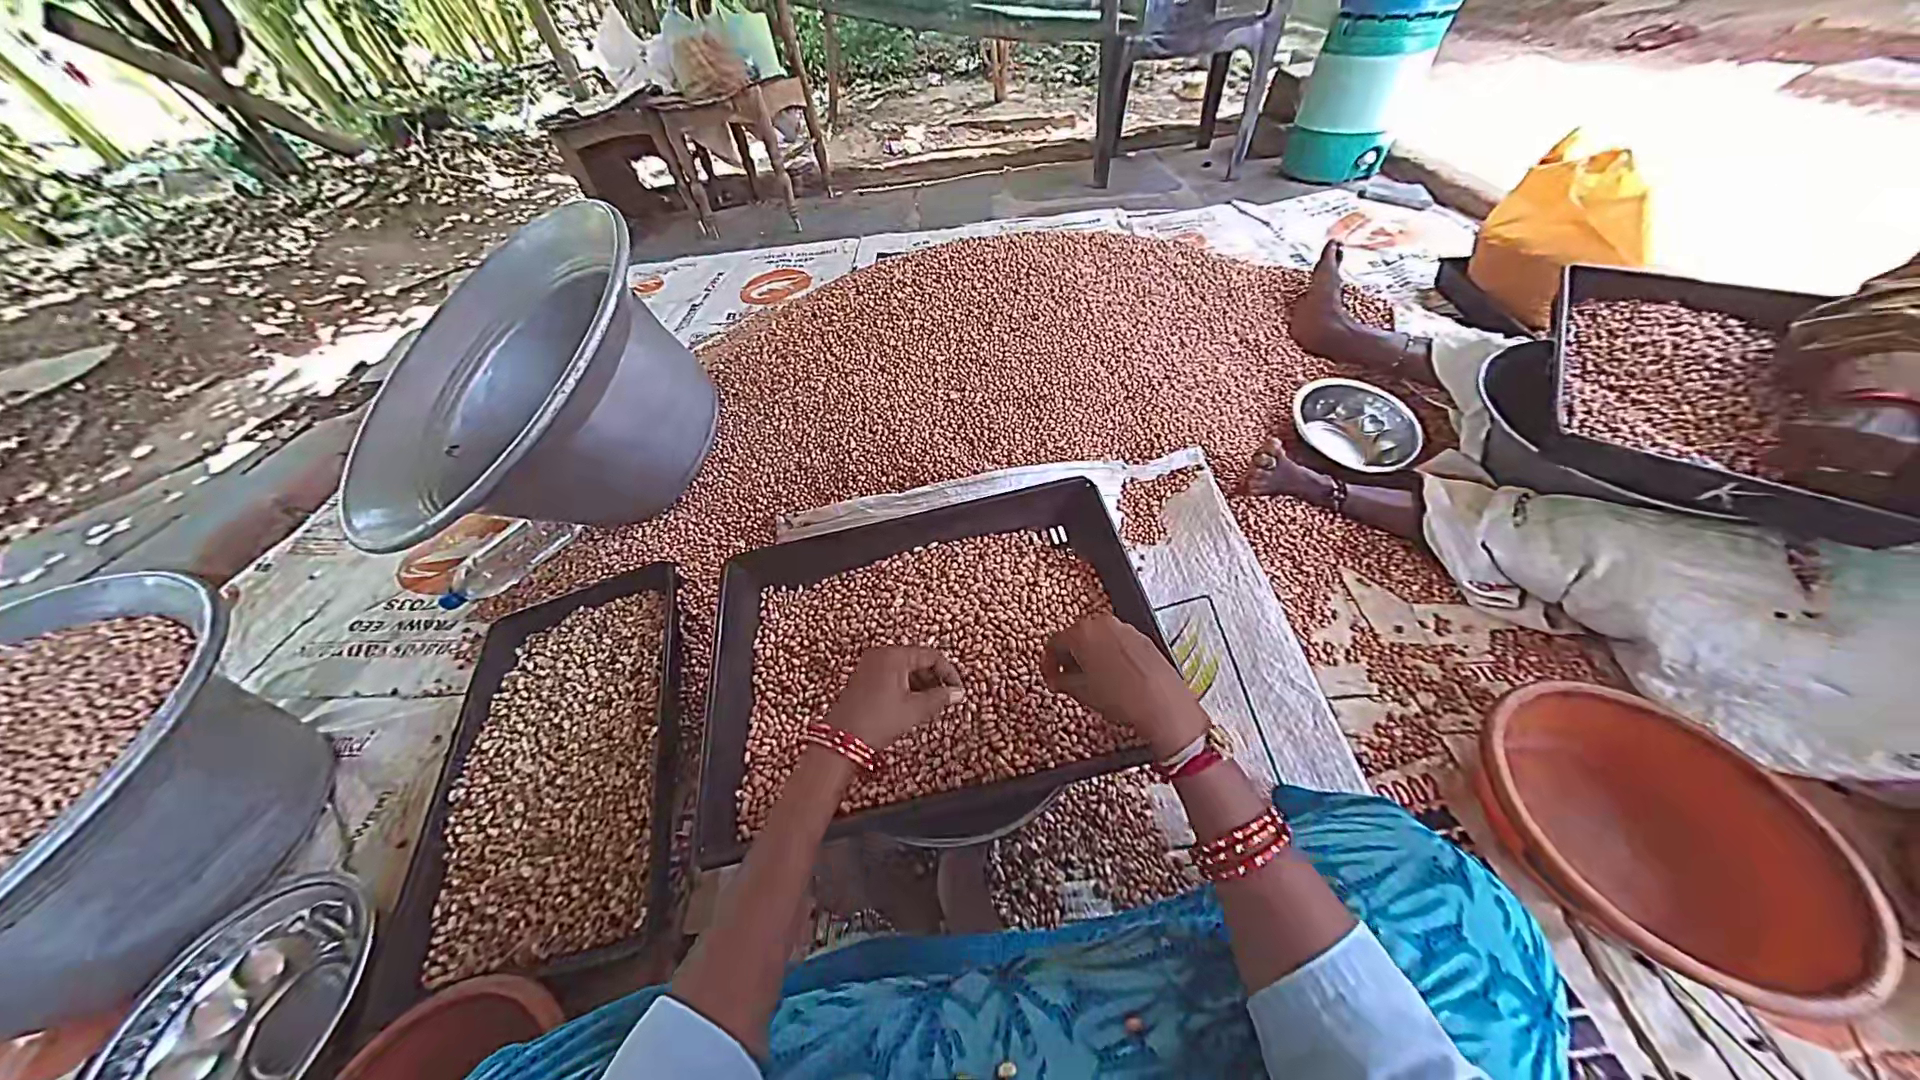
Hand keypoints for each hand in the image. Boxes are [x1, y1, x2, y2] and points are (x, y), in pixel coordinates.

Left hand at [824, 646, 963, 751]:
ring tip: (931, 704)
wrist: (841, 741)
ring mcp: (870, 666)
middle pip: (917, 660)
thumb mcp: (914, 709)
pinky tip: (913, 704)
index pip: (931, 655)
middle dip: (935, 678)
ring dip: (921, 684)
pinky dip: (906, 687)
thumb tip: (956, 693)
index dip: (948, 672)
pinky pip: (892, 676)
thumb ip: (939, 698)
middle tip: (947, 697)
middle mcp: (880, 655)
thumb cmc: (874, 722)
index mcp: (894, 655)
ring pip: (905, 669)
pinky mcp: (864, 679)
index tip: (957, 689)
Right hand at [1043, 613, 1207, 758]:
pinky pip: (1117, 642)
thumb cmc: (1123, 697)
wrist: (1162, 704)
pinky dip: (1110, 655)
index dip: (1048, 664)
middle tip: (1067, 680)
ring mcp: (1124, 629)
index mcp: (1081, 633)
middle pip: (1075, 637)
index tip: (1051, 677)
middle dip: (1069, 658)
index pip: (1053, 643)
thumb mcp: (1080, 692)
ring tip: (1093, 681)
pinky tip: (1113, 678)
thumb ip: (1061, 680)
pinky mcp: (1141, 637)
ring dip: (1090, 656)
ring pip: (1097, 639)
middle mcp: (1102, 624)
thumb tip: (1058, 679)